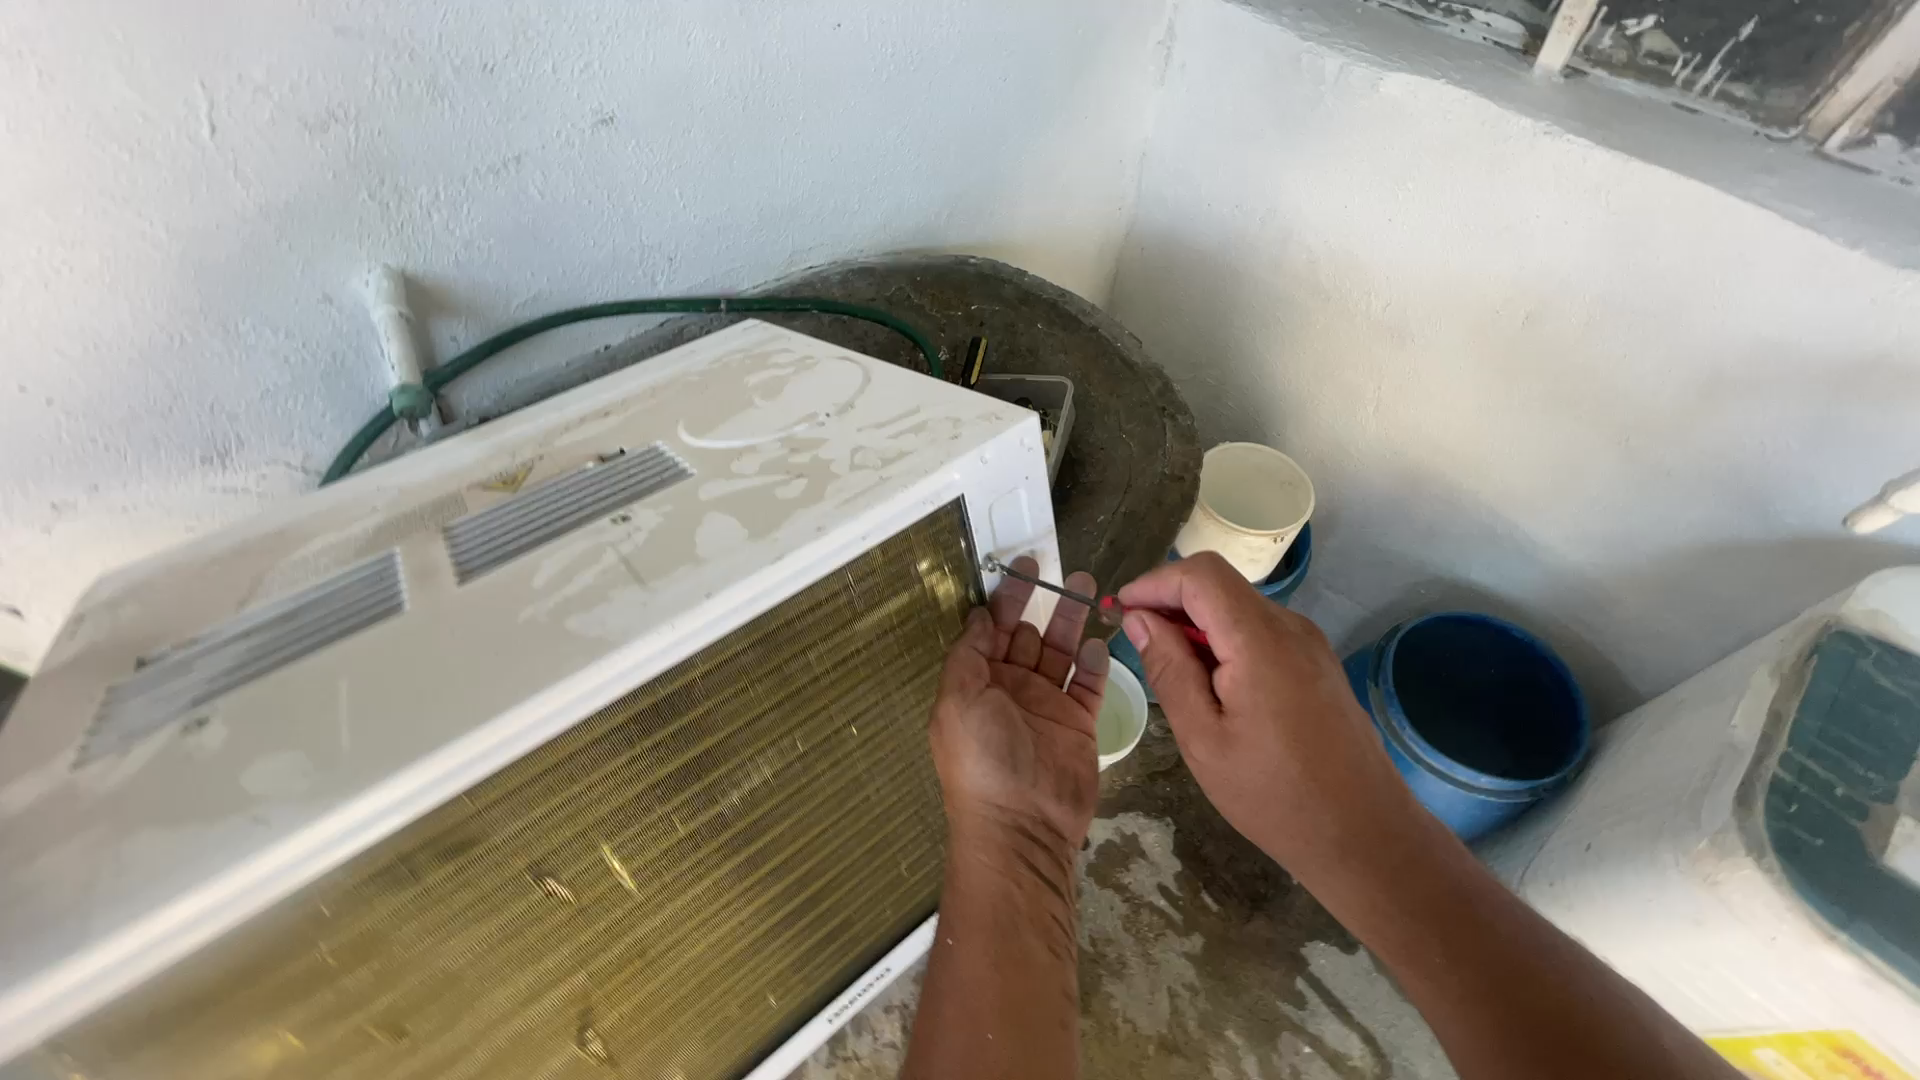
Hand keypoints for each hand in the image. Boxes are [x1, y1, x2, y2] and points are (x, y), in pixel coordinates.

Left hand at [928, 556, 1107, 852]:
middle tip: (1057, 568)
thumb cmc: (982, 759)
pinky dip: (1094, 662)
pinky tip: (1099, 640)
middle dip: (1039, 602)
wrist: (1022, 826)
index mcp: (976, 683)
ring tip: (1086, 587)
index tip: (1022, 567)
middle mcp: (1010, 689)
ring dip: (1071, 621)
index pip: (990, 629)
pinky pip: (1088, 685)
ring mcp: (1046, 706)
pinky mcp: (1078, 724)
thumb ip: (968, 654)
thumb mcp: (958, 700)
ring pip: (1061, 653)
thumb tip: (976, 615)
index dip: (1004, 598)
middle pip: (1027, 635)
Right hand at [1115, 552, 1420, 877]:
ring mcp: (1309, 643)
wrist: (1366, 835)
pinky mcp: (1316, 662)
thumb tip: (1140, 619)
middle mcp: (1290, 627)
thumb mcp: (1203, 738)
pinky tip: (1209, 682)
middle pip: (1219, 585)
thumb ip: (1168, 669)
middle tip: (1136, 641)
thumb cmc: (1274, 796)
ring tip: (1168, 668)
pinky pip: (1259, 630)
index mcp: (1260, 640)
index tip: (1121, 610)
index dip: (1154, 583)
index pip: (1200, 575)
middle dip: (1170, 602)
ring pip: (1237, 606)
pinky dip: (1223, 640)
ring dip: (1195, 624)